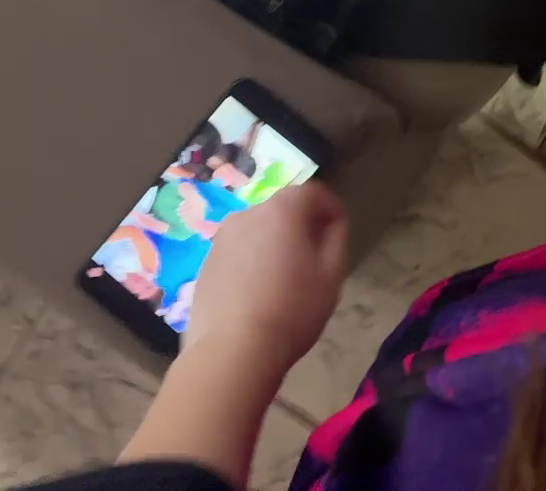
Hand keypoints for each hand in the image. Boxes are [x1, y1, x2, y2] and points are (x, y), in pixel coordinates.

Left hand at [180, 181, 347, 374]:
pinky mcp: (206, 264)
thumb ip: (336, 238)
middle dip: (303, 225)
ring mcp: (222, 239)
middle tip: (315, 257)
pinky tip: (258, 293)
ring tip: (285, 278)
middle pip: (284, 209)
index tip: (339, 233)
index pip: (314, 192)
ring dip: (276, 243)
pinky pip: (239, 251)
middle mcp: (248, 213)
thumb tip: (329, 225)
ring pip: (259, 230)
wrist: (230, 353)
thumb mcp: (331, 274)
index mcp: (282, 209)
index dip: (332, 209)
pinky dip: (253, 261)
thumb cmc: (291, 310)